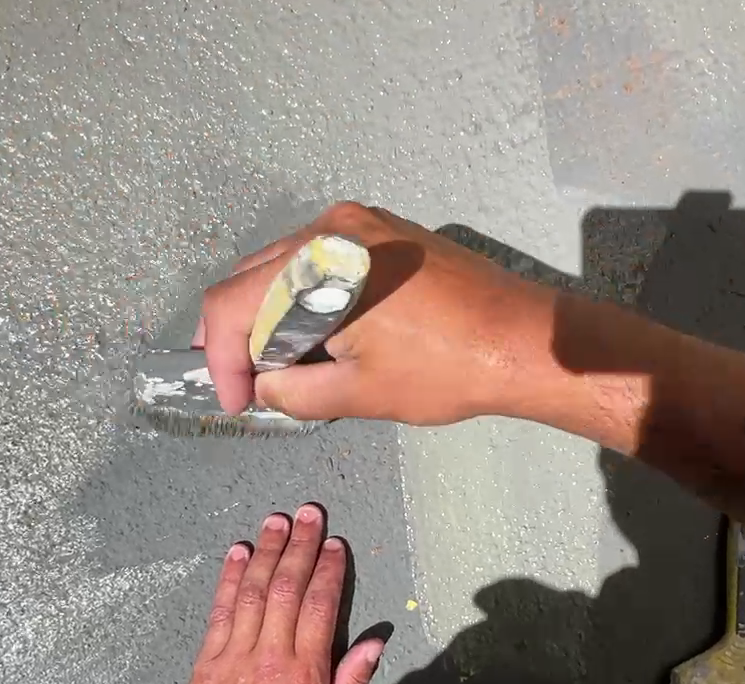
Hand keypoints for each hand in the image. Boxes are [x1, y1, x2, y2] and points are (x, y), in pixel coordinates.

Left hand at [174, 503, 385, 683]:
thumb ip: (353, 681)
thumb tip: (376, 640)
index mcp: (306, 671)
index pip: (320, 607)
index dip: (329, 572)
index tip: (335, 544)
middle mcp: (271, 654)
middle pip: (287, 589)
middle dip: (300, 547)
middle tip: (308, 514)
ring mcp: (236, 653)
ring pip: (253, 592)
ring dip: (266, 552)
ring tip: (277, 521)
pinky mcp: (208, 657)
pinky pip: (221, 610)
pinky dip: (229, 578)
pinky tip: (238, 551)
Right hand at [194, 202, 557, 423]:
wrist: (523, 339)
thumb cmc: (446, 370)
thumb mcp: (359, 394)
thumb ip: (292, 394)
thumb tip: (263, 389)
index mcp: (318, 263)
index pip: (232, 304)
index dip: (221, 360)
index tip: (237, 400)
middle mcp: (332, 226)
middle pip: (251, 279)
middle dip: (243, 338)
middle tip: (257, 386)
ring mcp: (361, 223)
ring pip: (284, 268)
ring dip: (274, 317)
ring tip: (294, 367)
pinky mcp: (384, 232)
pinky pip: (321, 261)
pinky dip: (307, 299)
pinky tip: (325, 336)